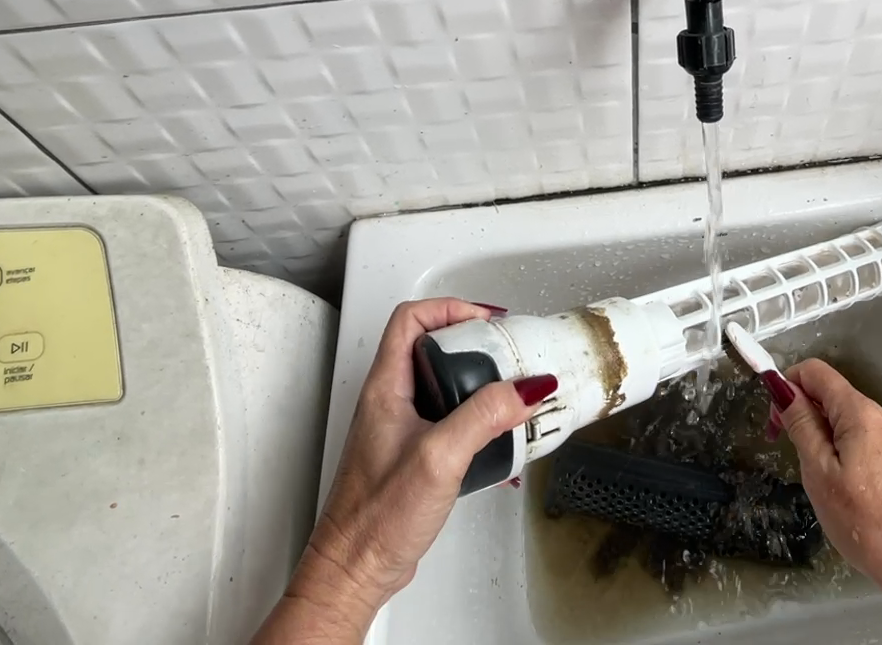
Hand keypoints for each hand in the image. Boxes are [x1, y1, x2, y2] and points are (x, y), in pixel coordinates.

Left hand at [254, 298, 554, 644]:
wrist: (353, 573)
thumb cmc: (377, 519)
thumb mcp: (440, 456)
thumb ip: (485, 416)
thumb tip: (529, 387)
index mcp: (387, 386)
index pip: (411, 319)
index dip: (450, 308)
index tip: (488, 321)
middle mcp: (392, 399)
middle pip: (433, 345)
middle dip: (475, 342)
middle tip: (507, 352)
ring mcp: (402, 425)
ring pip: (444, 381)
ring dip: (479, 380)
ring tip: (511, 390)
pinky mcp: (415, 451)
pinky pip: (450, 415)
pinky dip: (478, 416)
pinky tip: (498, 437)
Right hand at [775, 359, 881, 644]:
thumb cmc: (872, 525)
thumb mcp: (819, 473)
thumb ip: (801, 425)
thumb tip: (783, 389)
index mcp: (860, 413)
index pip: (815, 371)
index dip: (786, 384)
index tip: (773, 416)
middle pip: (834, 397)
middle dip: (805, 416)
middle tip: (792, 454)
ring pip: (852, 425)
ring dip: (828, 440)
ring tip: (824, 484)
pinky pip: (871, 447)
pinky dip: (851, 457)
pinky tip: (853, 497)